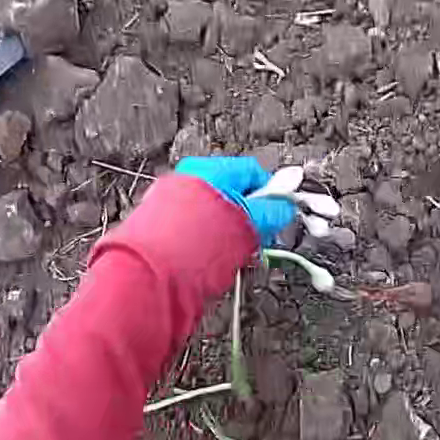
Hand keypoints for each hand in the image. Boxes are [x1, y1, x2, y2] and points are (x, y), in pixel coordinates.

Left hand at [174, 156, 298, 245]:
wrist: (155, 270)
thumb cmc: (196, 242)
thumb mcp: (251, 223)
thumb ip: (273, 211)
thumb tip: (284, 207)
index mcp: (209, 169)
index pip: (252, 172)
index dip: (271, 193)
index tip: (279, 212)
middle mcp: (188, 179)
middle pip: (234, 192)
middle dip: (251, 216)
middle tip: (260, 236)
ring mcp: (172, 201)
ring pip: (217, 213)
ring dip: (232, 231)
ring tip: (238, 252)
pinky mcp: (162, 225)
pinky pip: (197, 228)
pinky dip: (211, 240)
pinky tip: (217, 257)